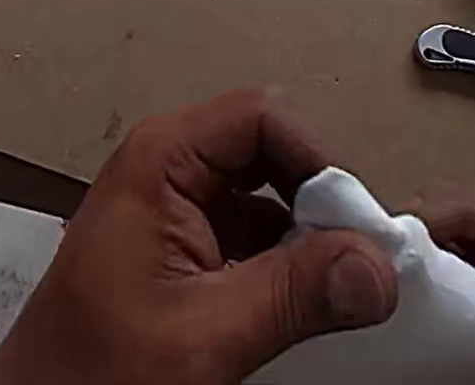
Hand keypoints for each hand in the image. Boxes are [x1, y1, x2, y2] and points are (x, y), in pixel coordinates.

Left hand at [0, 90, 399, 384]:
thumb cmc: (95, 373)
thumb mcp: (202, 334)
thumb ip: (292, 293)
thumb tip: (378, 266)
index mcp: (164, 155)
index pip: (261, 116)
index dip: (316, 156)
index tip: (357, 219)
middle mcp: (171, 160)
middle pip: (268, 143)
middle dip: (317, 191)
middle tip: (359, 250)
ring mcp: (177, 197)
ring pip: (265, 184)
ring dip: (308, 224)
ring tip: (343, 274)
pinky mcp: (185, 235)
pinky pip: (252, 222)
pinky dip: (288, 250)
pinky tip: (308, 291)